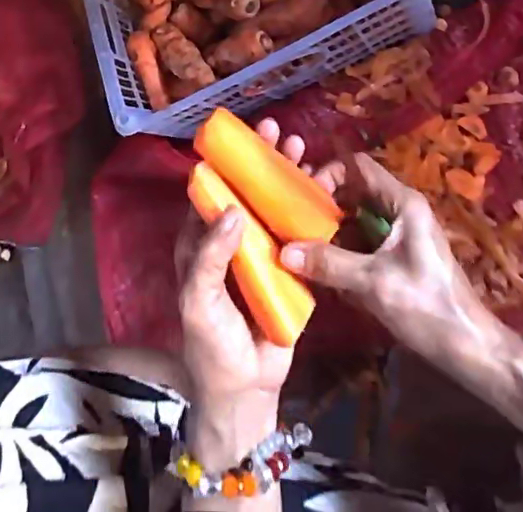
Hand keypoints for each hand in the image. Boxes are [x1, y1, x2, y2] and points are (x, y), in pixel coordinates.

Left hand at [175, 119, 335, 464]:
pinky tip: (323, 188)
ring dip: (286, 177)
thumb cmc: (211, 343)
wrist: (246, 390)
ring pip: (274, 206)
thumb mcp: (199, 298)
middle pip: (247, 191)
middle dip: (261, 161)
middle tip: (277, 131)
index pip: (212, 192)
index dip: (226, 164)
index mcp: (201, 241)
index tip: (243, 139)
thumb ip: (210, 255)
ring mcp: (261, 252)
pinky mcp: (288, 268)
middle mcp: (231, 239)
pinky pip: (298, 233)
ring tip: (301, 148)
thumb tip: (233, 208)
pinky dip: (309, 209)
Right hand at [278, 152, 512, 361]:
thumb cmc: (429, 309)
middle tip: (295, 216)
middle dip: (324, 200)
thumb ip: (329, 264)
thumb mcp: (374, 284)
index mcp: (403, 203)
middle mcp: (402, 211)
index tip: (305, 196)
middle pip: (355, 189)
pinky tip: (322, 264)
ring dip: (330, 225)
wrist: (472, 352)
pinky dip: (342, 245)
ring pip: (357, 215)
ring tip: (301, 239)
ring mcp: (401, 234)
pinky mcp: (398, 257)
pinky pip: (362, 238)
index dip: (328, 173)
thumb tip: (284, 252)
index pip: (358, 166)